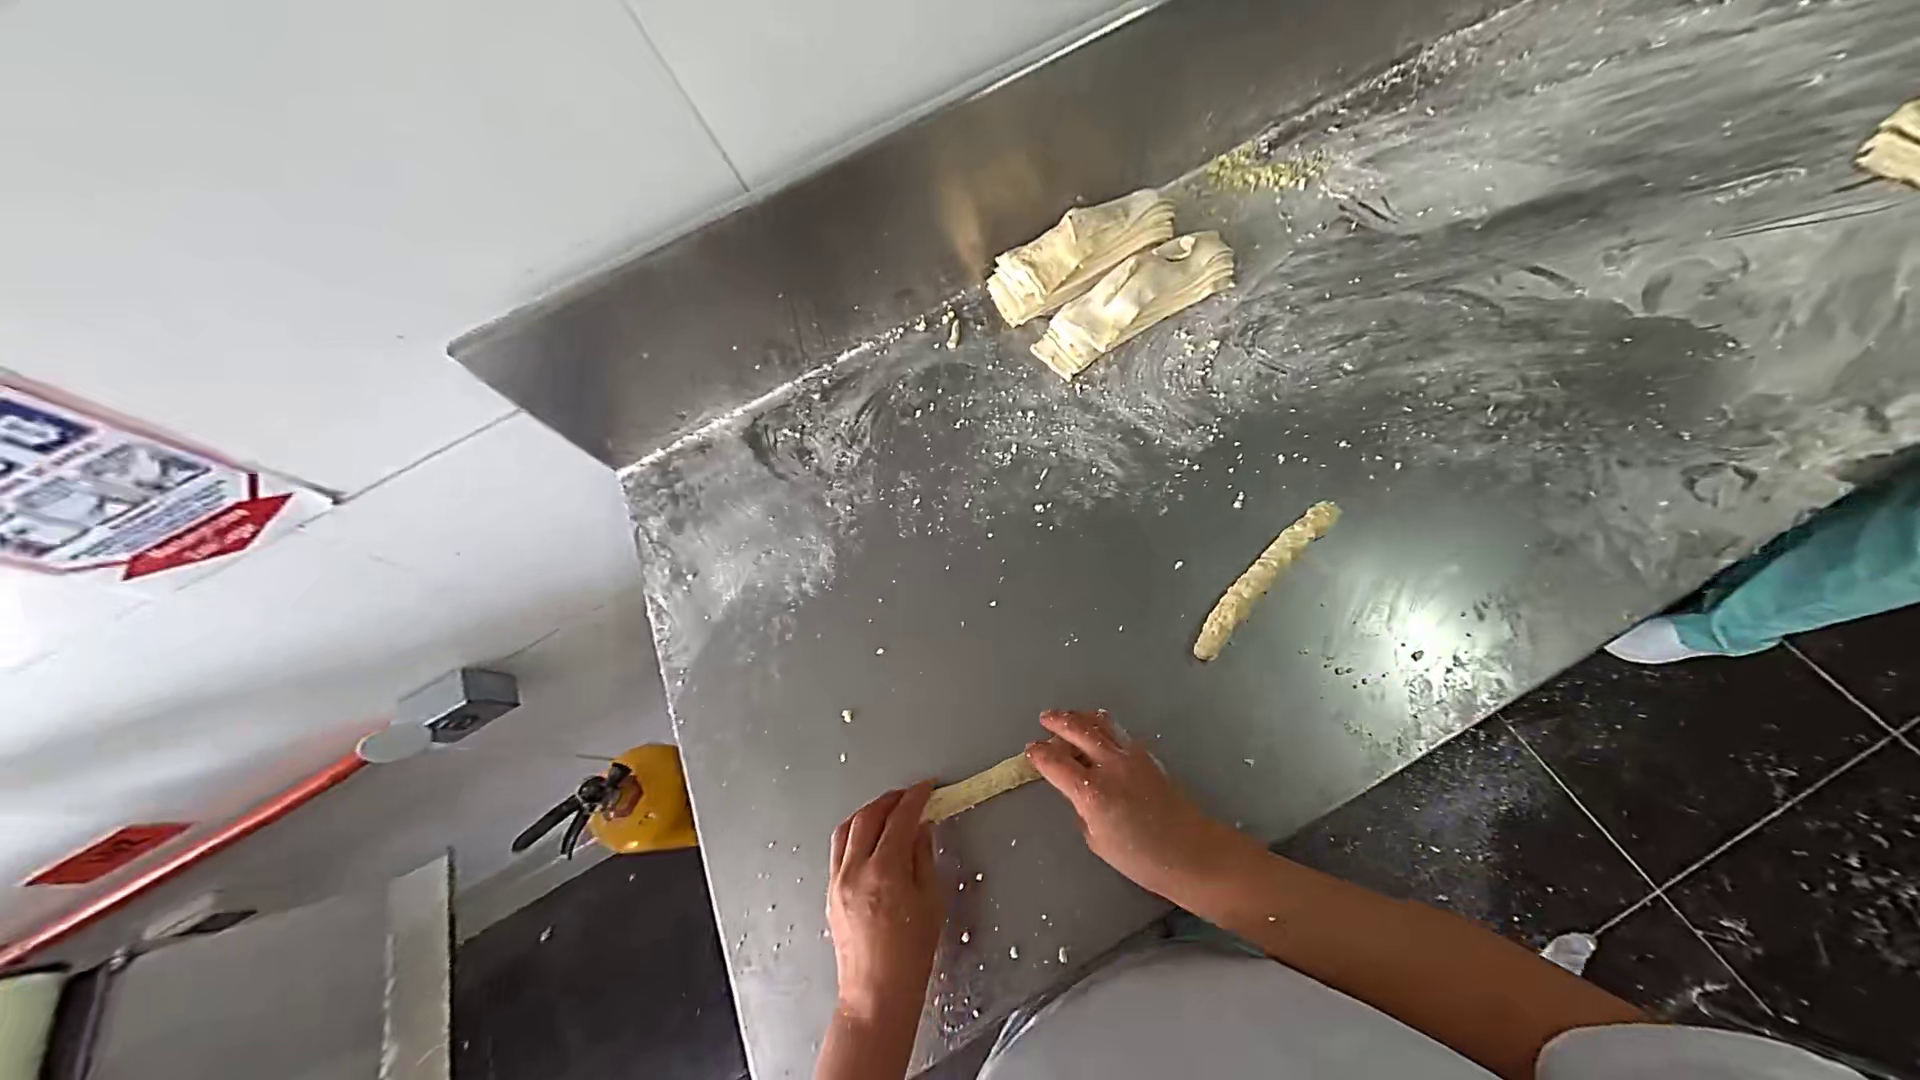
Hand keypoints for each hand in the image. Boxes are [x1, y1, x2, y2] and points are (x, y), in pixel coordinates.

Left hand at [826, 781, 944, 1025]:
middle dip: (890, 799)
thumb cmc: (911, 954)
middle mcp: (856, 870)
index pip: (900, 818)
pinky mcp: (830, 892)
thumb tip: (920, 828)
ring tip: (887, 809)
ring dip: (869, 812)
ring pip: (847, 828)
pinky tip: (870, 837)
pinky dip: (855, 833)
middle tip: (909, 795)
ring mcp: (838, 880)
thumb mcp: (931, 900)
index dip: (915, 797)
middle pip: (869, 816)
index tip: (926, 788)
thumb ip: (923, 856)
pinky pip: (839, 849)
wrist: (876, 994)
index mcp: (885, 871)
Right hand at [1026, 710, 1255, 900]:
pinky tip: (1101, 735)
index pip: (1054, 762)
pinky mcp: (1148, 755)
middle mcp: (1109, 765)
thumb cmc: (1142, 858)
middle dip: (1057, 721)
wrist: (1193, 852)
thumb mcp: (1097, 841)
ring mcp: (1131, 755)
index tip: (1030, 750)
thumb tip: (1078, 793)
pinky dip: (1103, 728)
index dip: (1038, 754)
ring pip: (1101, 723)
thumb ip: (1082, 810)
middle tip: (1046, 718)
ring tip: (1071, 717)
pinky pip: (1119, 733)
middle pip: (1077, 730)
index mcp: (1091, 791)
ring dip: (1081, 717)